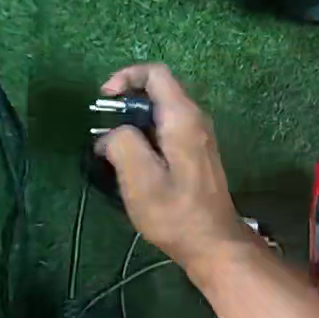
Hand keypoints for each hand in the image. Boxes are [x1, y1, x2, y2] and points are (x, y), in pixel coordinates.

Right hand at [95, 64, 255, 273]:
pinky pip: (167, 127)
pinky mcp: (195, 151)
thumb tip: (111, 135)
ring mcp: (198, 134)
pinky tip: (132, 160)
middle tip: (104, 126)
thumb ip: (122, 144)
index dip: (126, 77)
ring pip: (161, 109)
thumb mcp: (140, 179)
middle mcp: (194, 118)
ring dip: (133, 119)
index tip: (104, 99)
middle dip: (126, 100)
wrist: (214, 244)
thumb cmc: (176, 212)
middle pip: (158, 88)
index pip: (155, 73)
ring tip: (112, 145)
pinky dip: (145, 133)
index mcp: (182, 117)